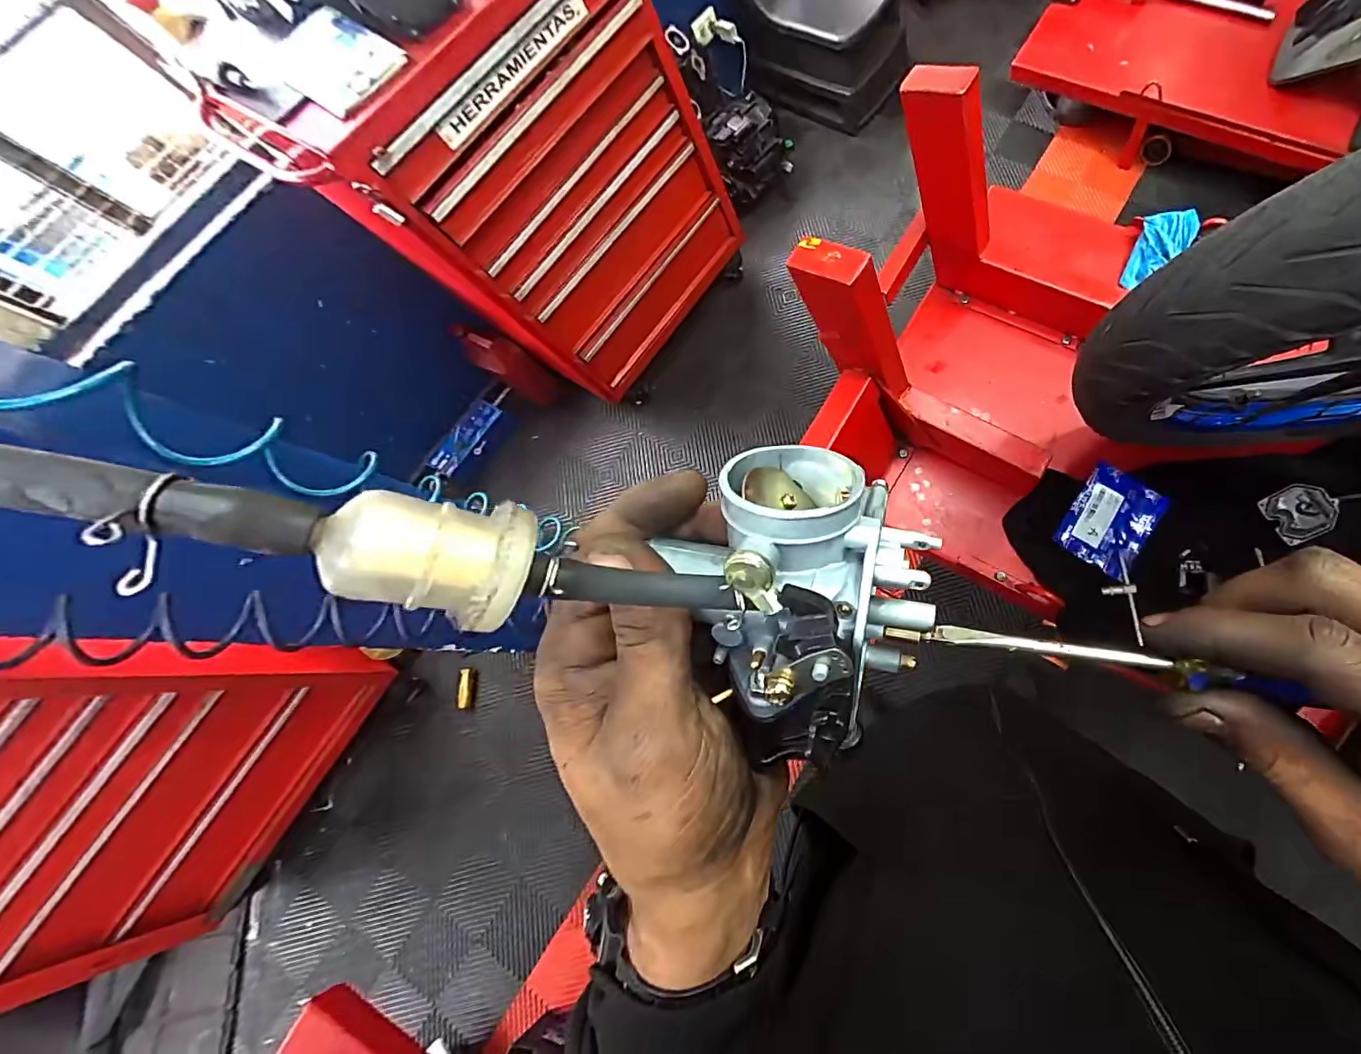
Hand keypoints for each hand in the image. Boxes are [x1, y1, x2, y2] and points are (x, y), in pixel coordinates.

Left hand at [533, 471, 785, 988]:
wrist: (716, 869)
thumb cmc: (663, 810)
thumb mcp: (648, 725)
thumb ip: (642, 635)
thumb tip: (618, 542)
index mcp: (581, 657)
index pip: (598, 563)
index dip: (639, 516)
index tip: (694, 491)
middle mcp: (622, 646)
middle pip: (651, 568)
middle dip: (694, 538)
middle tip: (745, 525)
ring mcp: (672, 659)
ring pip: (696, 592)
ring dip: (730, 569)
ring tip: (770, 555)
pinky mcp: (714, 672)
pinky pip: (730, 622)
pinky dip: (753, 604)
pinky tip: (779, 596)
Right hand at [1145, 549, 1360, 965]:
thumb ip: (1275, 759)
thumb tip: (1188, 701)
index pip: (1327, 648)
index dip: (1230, 632)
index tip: (1163, 635)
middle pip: (1337, 581)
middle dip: (1242, 595)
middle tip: (1188, 631)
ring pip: (1352, 578)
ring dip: (1269, 599)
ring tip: (1227, 644)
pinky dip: (1307, 611)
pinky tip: (1288, 652)